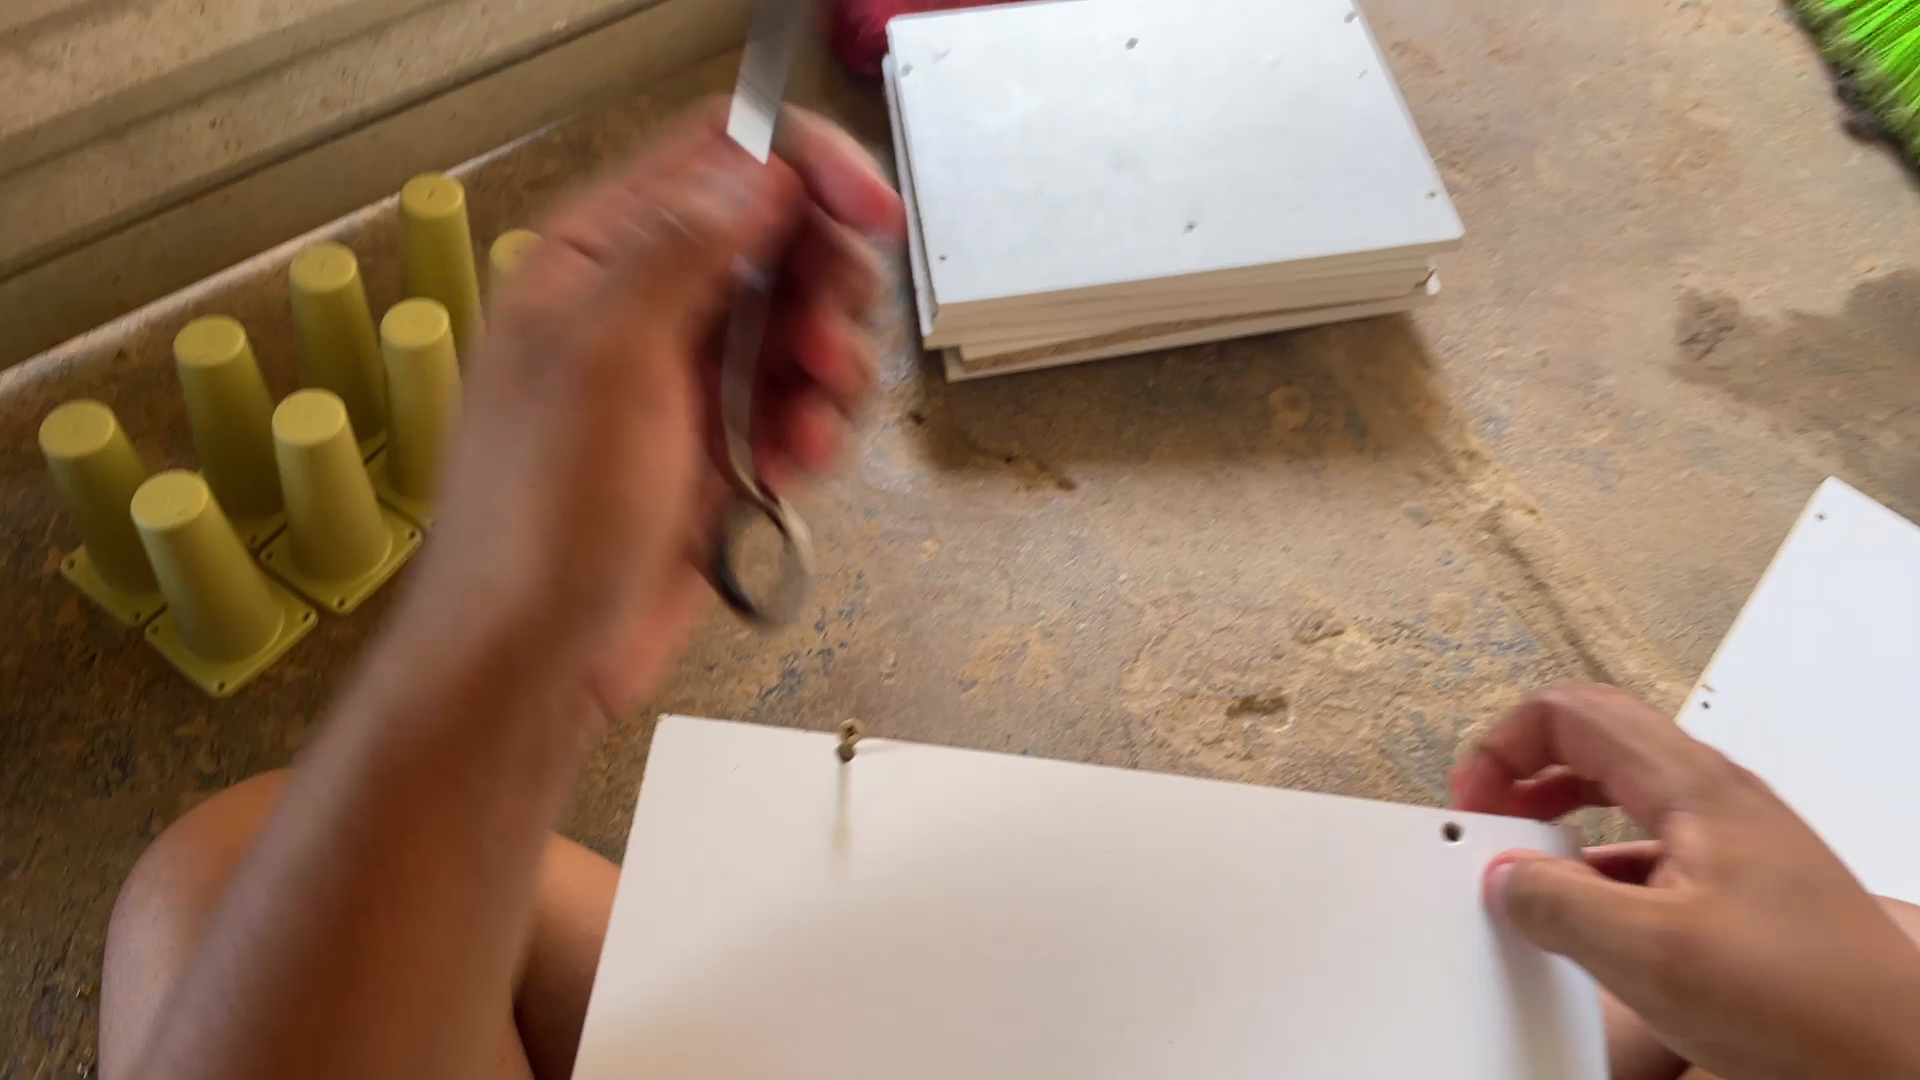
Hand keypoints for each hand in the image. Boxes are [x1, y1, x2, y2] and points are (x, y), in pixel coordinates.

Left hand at [404, 102, 903, 714]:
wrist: (548, 648)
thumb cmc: (548, 515)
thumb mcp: (605, 364)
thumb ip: (682, 252)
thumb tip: (763, 175)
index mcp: (605, 256)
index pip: (723, 157)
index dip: (809, 168)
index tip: (872, 213)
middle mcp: (660, 305)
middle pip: (787, 244)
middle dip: (827, 294)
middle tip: (822, 354)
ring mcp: (702, 375)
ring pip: (811, 329)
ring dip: (831, 378)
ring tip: (802, 438)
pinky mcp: (735, 439)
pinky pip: (808, 405)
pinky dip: (816, 433)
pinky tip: (790, 470)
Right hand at [1453, 684, 1919, 1079]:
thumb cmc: (1815, 1014)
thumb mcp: (1653, 955)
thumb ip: (1555, 901)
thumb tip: (1501, 875)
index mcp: (1692, 787)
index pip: (1565, 713)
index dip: (1503, 747)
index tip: (1478, 805)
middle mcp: (1711, 794)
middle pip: (1587, 734)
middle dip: (1521, 765)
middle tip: (1493, 816)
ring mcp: (1728, 834)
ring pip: (1610, 779)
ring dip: (1551, 803)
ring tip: (1526, 850)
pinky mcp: (1735, 877)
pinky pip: (1637, 832)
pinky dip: (1587, 849)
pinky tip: (1581, 899)